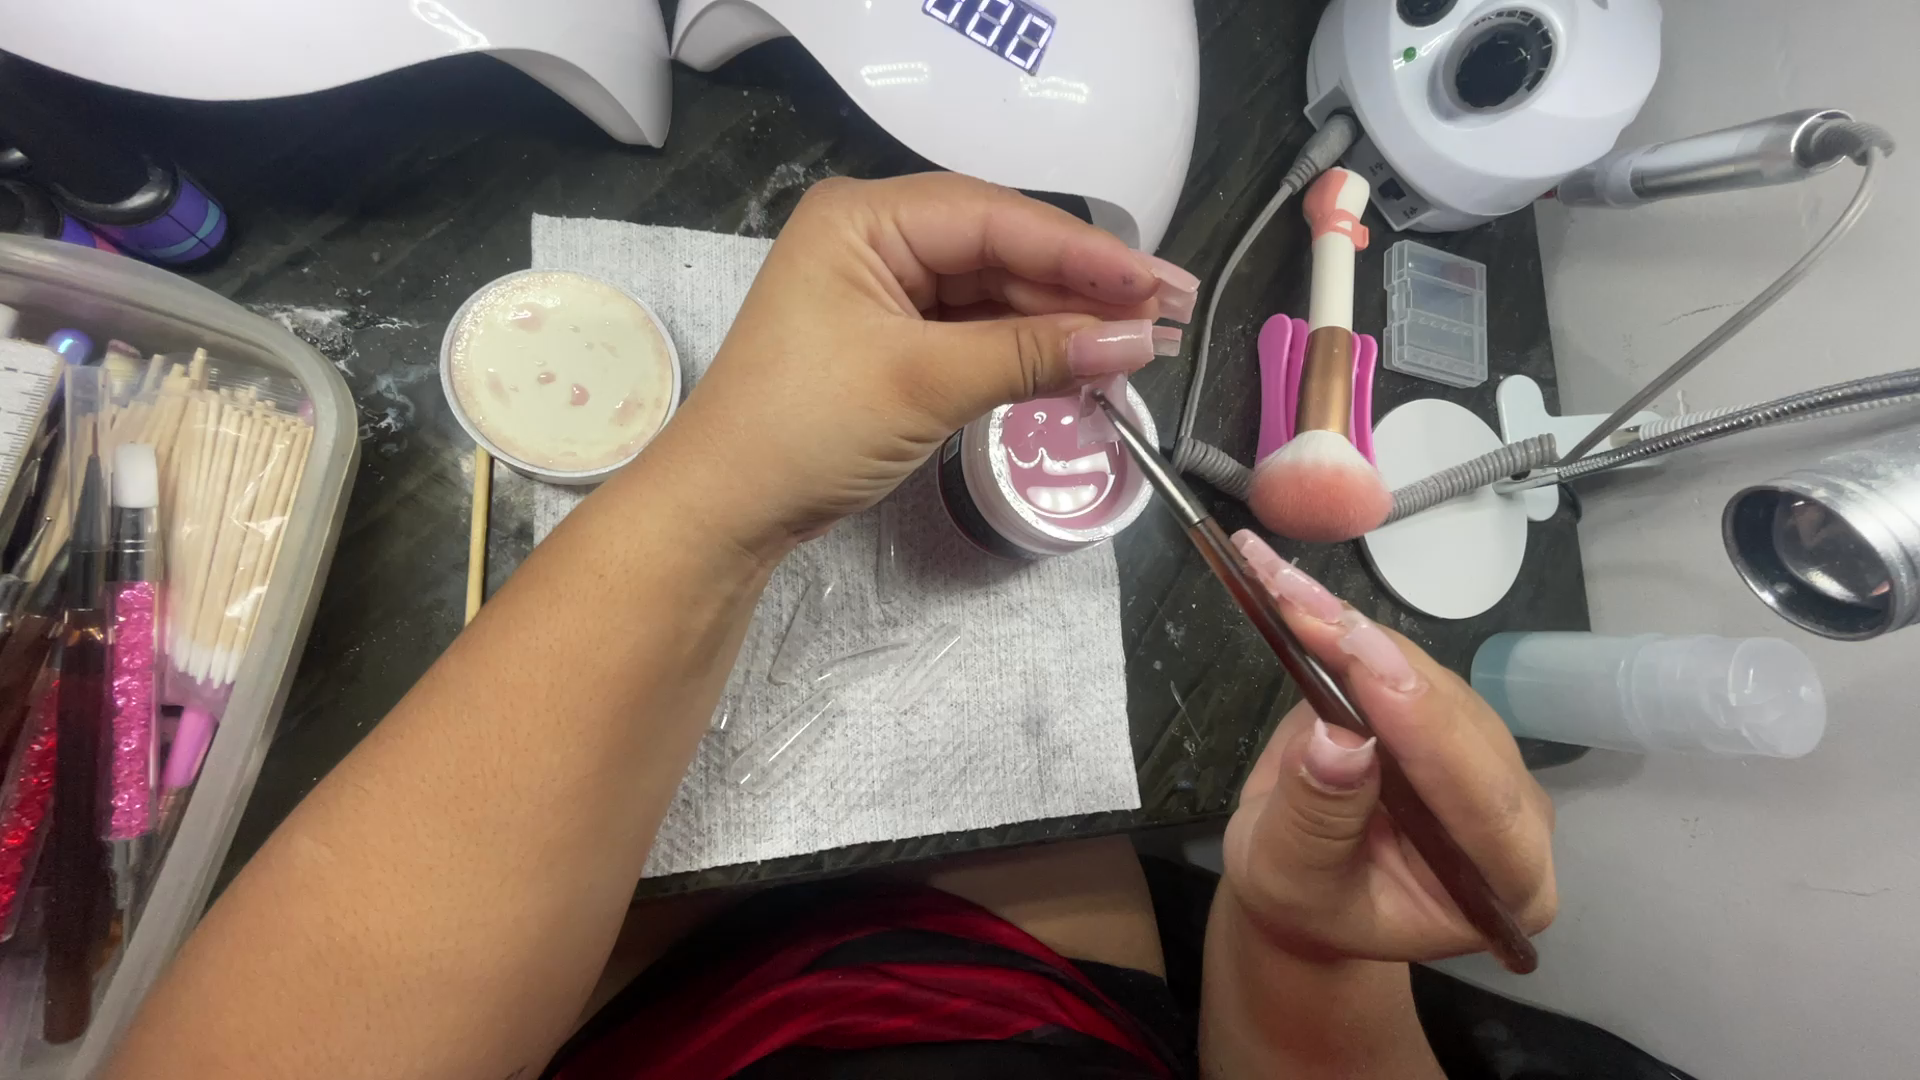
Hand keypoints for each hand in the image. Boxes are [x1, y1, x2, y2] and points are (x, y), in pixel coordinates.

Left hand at [655, 173, 1197, 555]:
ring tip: (1137, 348)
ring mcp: (887, 296)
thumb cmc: (806, 429)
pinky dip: (1024, 354)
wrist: (730, 508)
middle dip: (1082, 291)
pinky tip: (1078, 364)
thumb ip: (1031, 354)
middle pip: (1003, 255)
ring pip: (994, 299)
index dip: (1086, 253)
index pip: (998, 219)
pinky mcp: (896, 345)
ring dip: (1061, 326)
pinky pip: (975, 337)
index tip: (1160, 286)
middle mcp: (879, 243)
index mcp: (867, 219)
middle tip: (1167, 318)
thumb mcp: (923, 383)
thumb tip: (1135, 341)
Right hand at [1220, 531, 1557, 964]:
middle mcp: (1508, 812)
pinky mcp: (1430, 716)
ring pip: (1427, 678)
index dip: (1425, 727)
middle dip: (1374, 658)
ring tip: (1282, 588)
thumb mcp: (1291, 876)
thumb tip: (1337, 738)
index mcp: (1501, 882)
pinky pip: (1396, 662)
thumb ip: (1317, 817)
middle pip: (1455, 722)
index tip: (1367, 669)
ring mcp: (1473, 757)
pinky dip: (1342, 627)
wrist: (1298, 880)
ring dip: (1352, 629)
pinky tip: (1296, 594)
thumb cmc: (1301, 900)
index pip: (1479, 799)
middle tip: (1297, 604)